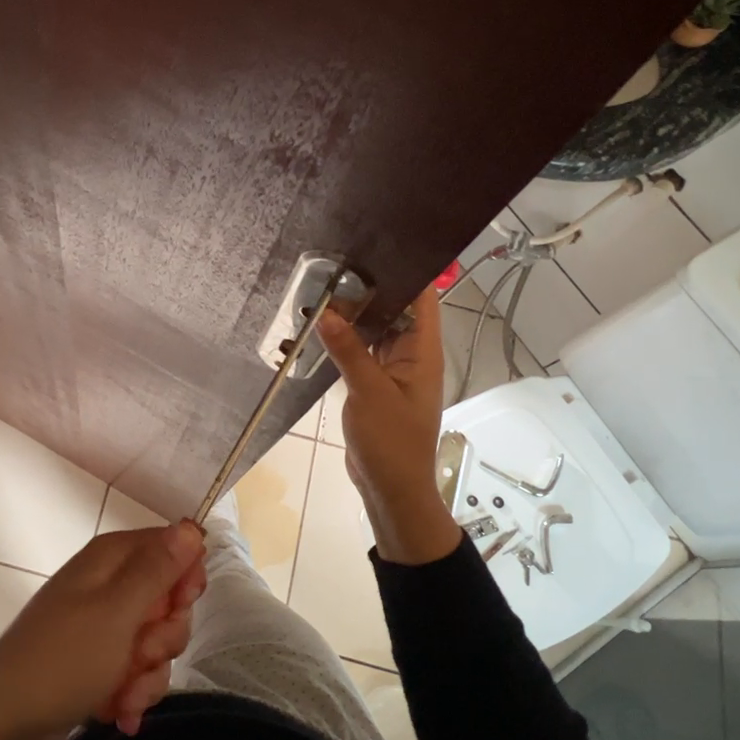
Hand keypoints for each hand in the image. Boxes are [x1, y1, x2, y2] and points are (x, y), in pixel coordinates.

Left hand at [0, 521, 206, 739]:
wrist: (4, 721)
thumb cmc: (63, 659)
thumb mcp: (118, 612)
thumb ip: (157, 569)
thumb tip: (191, 526)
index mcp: (111, 558)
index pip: (174, 547)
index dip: (186, 580)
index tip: (180, 607)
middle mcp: (109, 582)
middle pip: (170, 599)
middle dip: (165, 637)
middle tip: (141, 653)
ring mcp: (103, 622)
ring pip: (157, 640)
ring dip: (148, 674)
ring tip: (122, 693)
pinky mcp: (99, 658)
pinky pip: (137, 668)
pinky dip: (131, 691)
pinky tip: (117, 710)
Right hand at [317, 286, 462, 565]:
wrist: (391, 490)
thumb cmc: (391, 442)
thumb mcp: (368, 393)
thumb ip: (348, 350)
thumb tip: (326, 312)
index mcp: (423, 352)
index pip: (422, 299)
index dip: (405, 271)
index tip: (373, 249)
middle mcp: (411, 355)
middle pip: (394, 311)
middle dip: (366, 291)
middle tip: (332, 267)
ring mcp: (393, 371)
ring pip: (374, 332)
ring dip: (350, 317)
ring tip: (318, 293)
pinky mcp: (375, 385)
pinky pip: (360, 353)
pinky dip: (342, 342)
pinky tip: (316, 330)